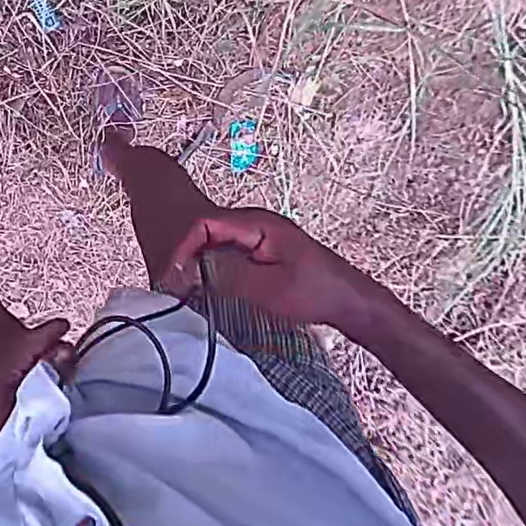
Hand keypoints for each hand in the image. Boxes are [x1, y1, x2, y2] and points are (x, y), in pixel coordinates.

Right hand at [158, 207, 410, 341]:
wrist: (352, 302)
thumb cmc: (317, 293)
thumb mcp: (268, 288)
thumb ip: (228, 274)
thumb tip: (192, 268)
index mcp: (257, 223)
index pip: (205, 223)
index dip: (184, 246)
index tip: (173, 272)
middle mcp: (255, 223)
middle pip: (206, 231)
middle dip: (188, 255)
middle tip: (177, 284)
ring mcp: (259, 236)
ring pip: (215, 243)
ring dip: (200, 263)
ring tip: (190, 288)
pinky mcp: (261, 250)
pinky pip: (227, 253)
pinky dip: (214, 268)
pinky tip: (210, 287)